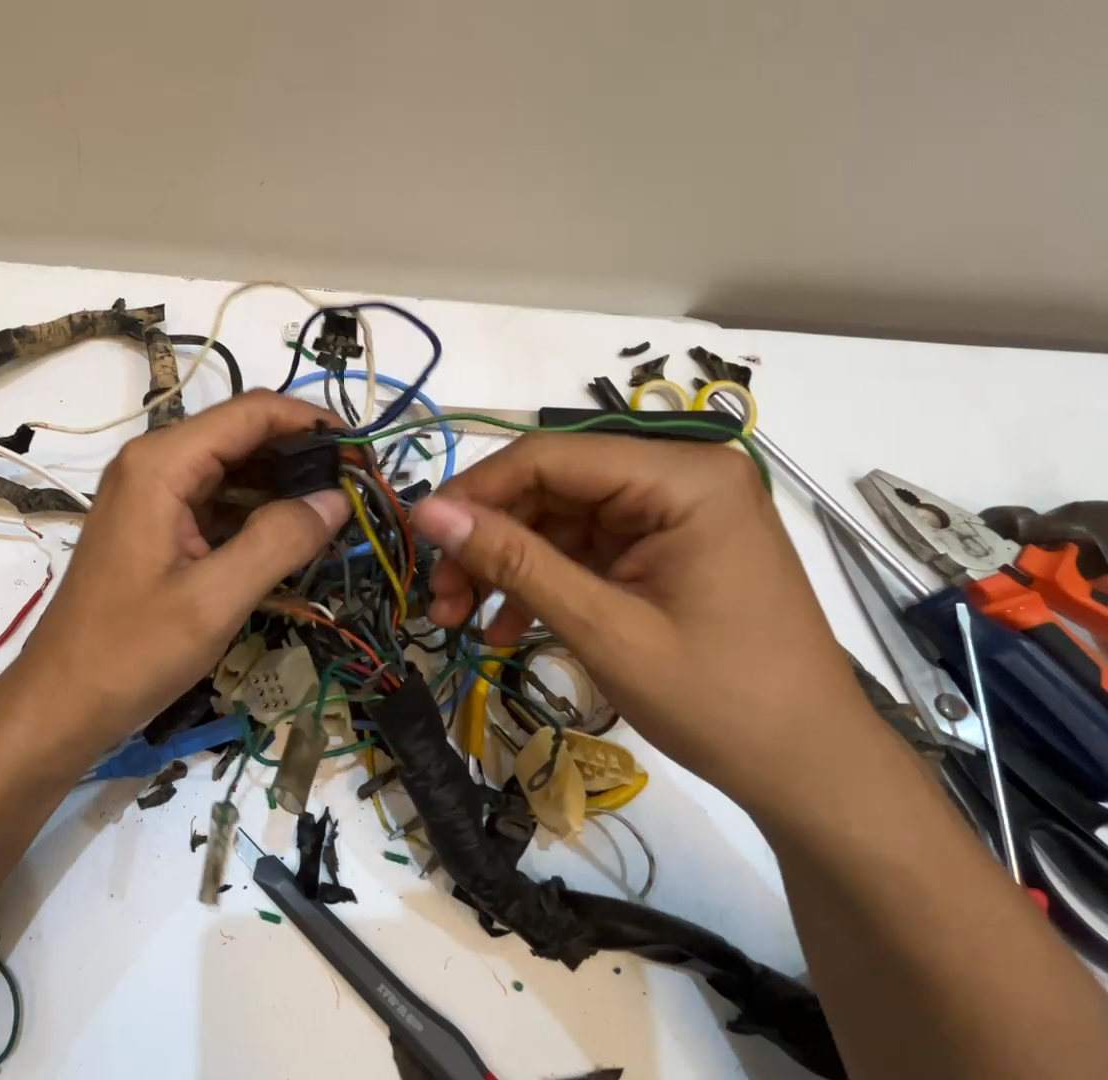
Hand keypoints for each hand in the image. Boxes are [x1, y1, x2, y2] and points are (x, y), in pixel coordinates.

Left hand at [2, 391, 349, 751]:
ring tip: (336, 518)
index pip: (251, 413)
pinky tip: (290, 541)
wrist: (62, 700)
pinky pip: (212, 505)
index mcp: (160, 464)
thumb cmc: (131, 651)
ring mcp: (148, 497)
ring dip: (280, 489)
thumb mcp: (213, 599)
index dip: (312, 424)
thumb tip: (336, 499)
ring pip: (229, 472)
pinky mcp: (151, 529)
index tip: (364, 456)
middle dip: (301, 459)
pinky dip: (252, 516)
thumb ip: (278, 541)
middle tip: (358, 495)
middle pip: (241, 438)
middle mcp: (151, 465)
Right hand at [411, 433, 878, 810]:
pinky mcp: (665, 549)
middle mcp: (680, 479)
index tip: (419, 539)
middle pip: (548, 488)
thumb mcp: (601, 627)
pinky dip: (540, 584)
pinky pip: (580, 550)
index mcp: (684, 479)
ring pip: (554, 521)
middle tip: (440, 598)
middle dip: (487, 542)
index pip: (549, 457)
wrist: (808, 769)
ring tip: (461, 621)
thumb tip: (426, 512)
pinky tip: (507, 628)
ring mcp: (673, 515)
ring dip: (504, 569)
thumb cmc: (717, 699)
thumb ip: (512, 561)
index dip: (474, 493)